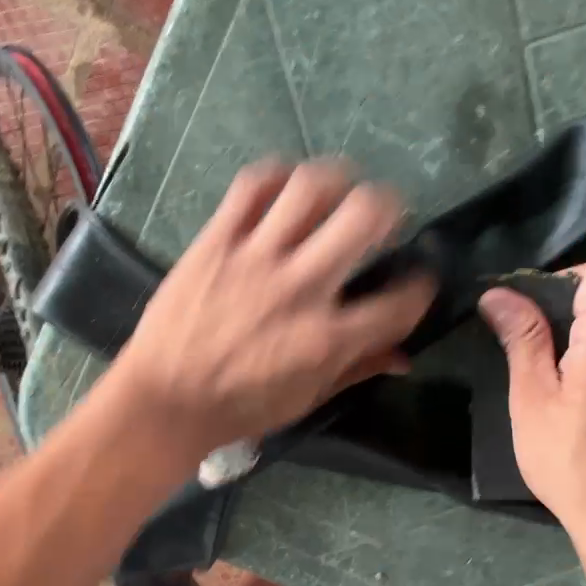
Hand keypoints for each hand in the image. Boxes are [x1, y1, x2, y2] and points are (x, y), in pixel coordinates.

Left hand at [109, 161, 435, 454]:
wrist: (165, 401)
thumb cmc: (240, 408)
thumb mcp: (307, 398)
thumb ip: (358, 369)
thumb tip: (402, 355)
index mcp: (326, 340)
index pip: (400, 300)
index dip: (421, 287)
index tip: (415, 281)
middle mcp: (300, 288)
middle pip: (366, 216)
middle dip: (391, 207)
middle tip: (383, 217)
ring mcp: (256, 258)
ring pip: (311, 186)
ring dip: (339, 180)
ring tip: (339, 191)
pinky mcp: (217, 240)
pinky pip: (253, 185)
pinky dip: (278, 176)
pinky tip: (287, 188)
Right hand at [478, 262, 585, 532]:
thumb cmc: (566, 457)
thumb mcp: (532, 395)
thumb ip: (521, 338)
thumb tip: (498, 294)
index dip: (556, 279)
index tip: (520, 307)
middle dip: (553, 307)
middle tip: (512, 339)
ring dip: (564, 335)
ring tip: (530, 368)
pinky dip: (580, 355)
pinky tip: (556, 389)